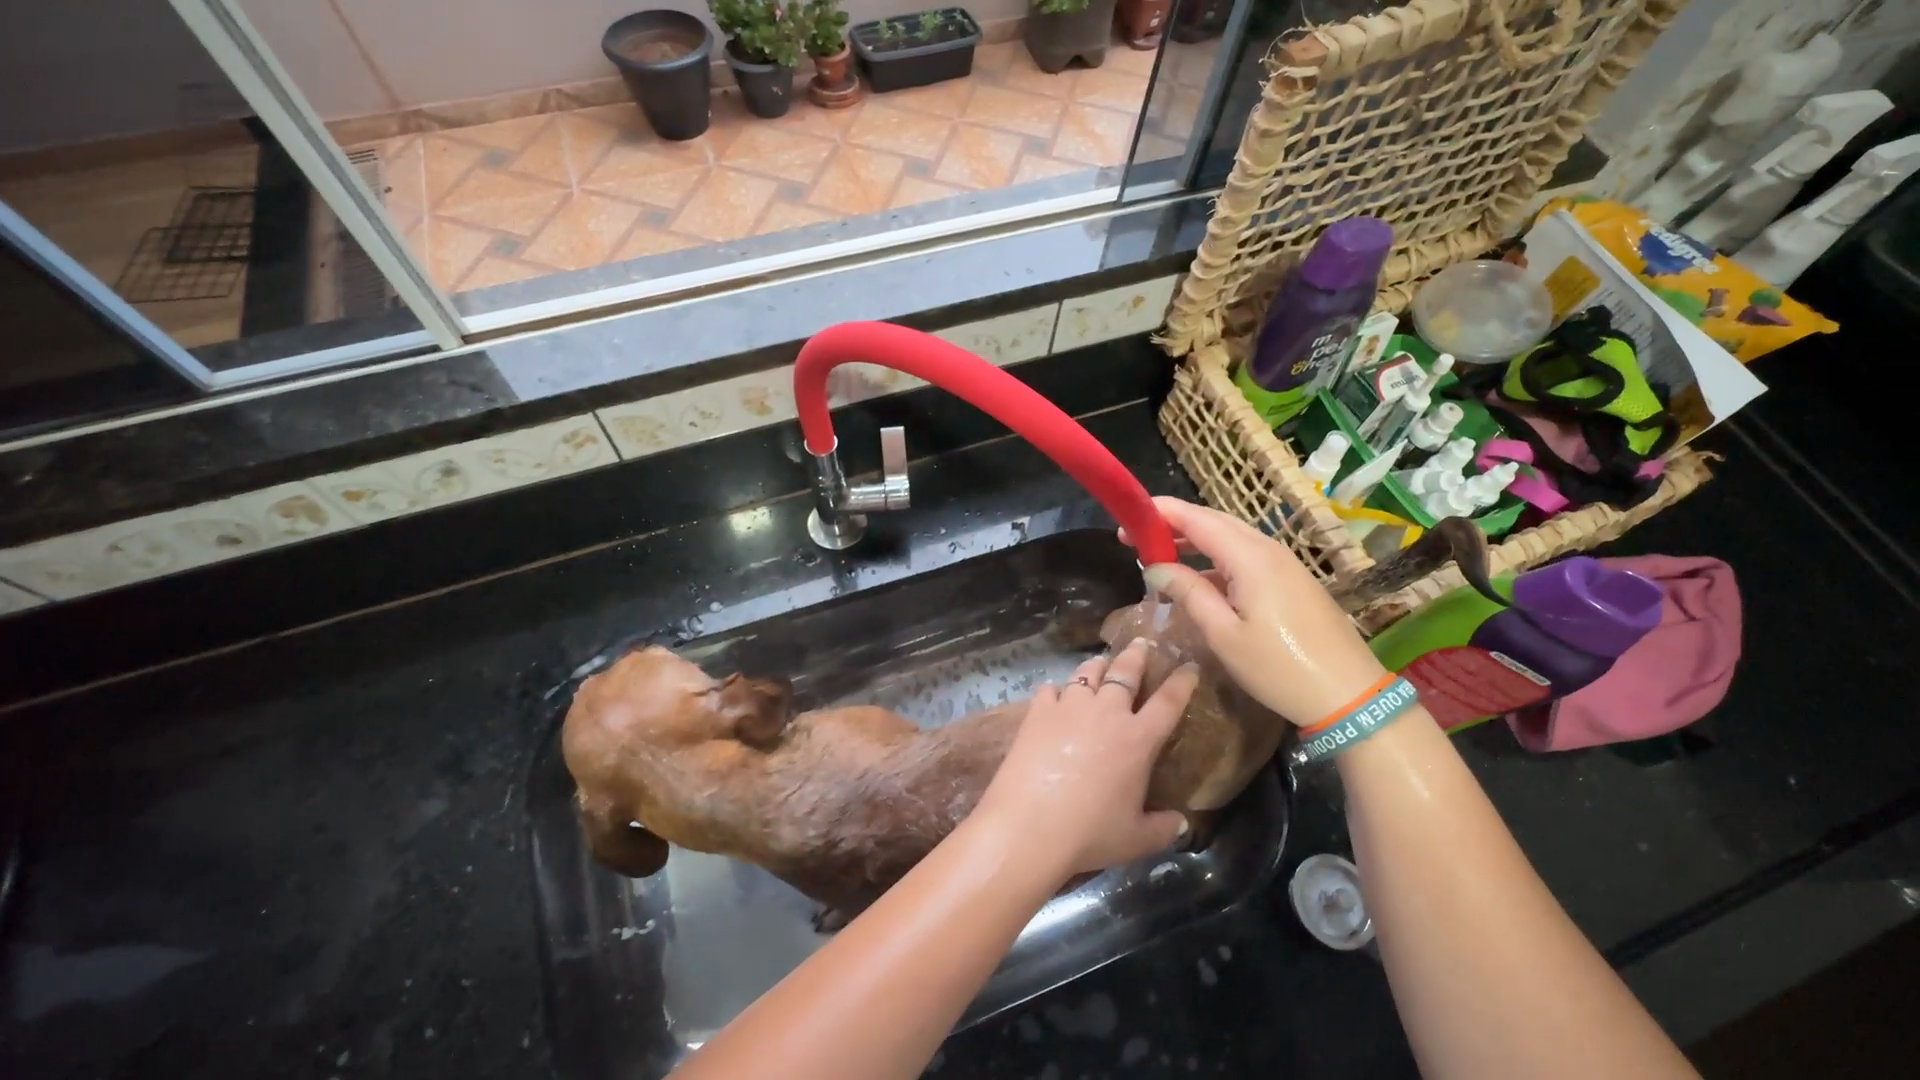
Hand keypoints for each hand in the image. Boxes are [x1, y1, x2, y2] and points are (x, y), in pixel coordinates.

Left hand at [971, 640, 1193, 878]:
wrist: (1029, 826)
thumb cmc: (1090, 833)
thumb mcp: (1137, 839)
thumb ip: (1163, 828)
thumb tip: (1181, 823)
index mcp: (1139, 739)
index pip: (1169, 701)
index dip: (1182, 681)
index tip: (1189, 666)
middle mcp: (1107, 713)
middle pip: (1126, 672)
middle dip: (1137, 655)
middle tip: (1142, 644)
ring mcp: (1069, 707)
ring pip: (1087, 673)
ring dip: (1098, 665)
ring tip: (1101, 663)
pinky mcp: (1037, 712)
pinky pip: (1051, 689)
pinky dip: (1057, 689)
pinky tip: (1056, 693)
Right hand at [1133, 497, 1387, 728]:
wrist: (1348, 693)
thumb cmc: (1278, 668)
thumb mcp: (1224, 634)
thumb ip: (1188, 593)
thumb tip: (1154, 567)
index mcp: (1250, 558)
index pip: (1197, 519)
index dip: (1160, 513)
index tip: (1127, 520)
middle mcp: (1268, 549)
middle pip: (1215, 521)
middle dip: (1174, 524)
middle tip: (1136, 538)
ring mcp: (1285, 563)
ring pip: (1232, 537)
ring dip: (1195, 540)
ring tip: (1160, 556)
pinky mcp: (1292, 580)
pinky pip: (1246, 555)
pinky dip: (1216, 557)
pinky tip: (1199, 578)